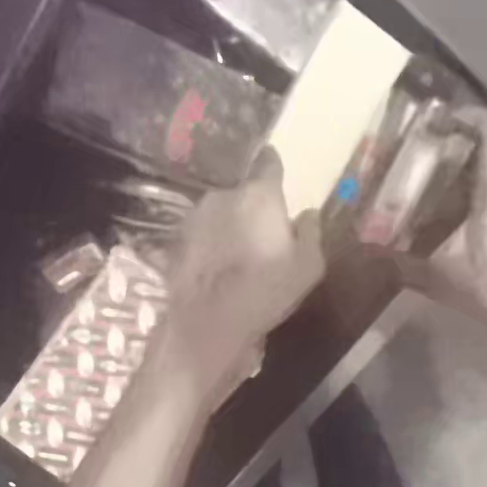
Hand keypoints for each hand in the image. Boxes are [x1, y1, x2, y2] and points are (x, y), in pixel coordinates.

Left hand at [151, 148, 324, 402]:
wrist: (208, 324)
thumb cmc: (266, 290)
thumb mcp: (308, 266)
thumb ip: (311, 233)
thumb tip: (308, 214)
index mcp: (260, 195)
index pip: (269, 163)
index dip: (275, 169)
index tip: (278, 177)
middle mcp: (223, 195)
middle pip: (243, 194)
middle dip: (252, 208)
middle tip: (263, 236)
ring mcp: (194, 217)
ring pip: (219, 214)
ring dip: (228, 228)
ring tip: (237, 259)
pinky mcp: (176, 242)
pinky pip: (201, 237)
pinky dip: (209, 247)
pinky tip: (216, 271)